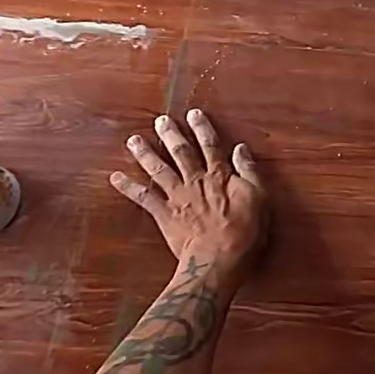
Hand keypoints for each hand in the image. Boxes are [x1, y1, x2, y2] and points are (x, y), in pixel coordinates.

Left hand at [111, 109, 267, 291]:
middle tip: (160, 121)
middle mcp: (195, 180)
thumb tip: (240, 148)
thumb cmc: (245, 231)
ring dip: (145, 153)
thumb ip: (248, 171)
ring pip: (158, 169)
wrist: (218, 260)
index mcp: (219, 176)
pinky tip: (115, 176)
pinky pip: (143, 197)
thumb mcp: (258, 198)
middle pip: (181, 153)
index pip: (210, 146)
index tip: (193, 114)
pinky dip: (128, 186)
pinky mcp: (163, 214)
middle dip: (171, 135)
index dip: (202, 129)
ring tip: (134, 140)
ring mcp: (177, 197)